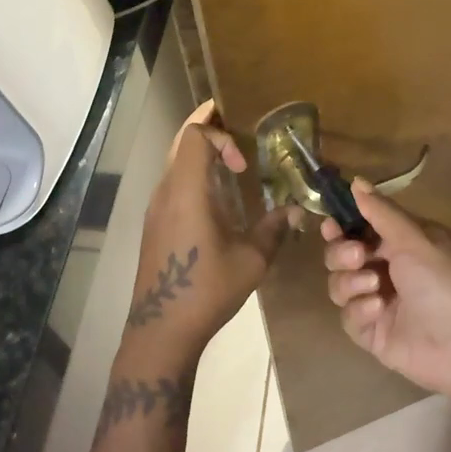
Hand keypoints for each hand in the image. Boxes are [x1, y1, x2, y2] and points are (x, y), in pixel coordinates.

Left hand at [125, 100, 299, 359]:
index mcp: (186, 192)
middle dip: (206, 127)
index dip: (220, 137)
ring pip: (175, 163)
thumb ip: (274, 230)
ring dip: (200, 154)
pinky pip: (173, 183)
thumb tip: (295, 211)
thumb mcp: (251, 261)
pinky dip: (193, 174)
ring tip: (230, 162)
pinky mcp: (155, 225)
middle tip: (233, 122)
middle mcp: (166, 192)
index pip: (194, 136)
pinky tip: (216, 197)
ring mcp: (156, 208)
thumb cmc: (207, 290)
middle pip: (181, 142)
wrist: (161, 329)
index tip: (242, 165)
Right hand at [321, 179, 450, 401]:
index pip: (362, 226)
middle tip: (357, 256)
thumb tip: (356, 180)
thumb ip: (381, 212)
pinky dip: (358, 309)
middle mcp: (389, 269)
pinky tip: (377, 310)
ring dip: (350, 281)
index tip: (331, 224)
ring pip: (340, 284)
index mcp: (403, 243)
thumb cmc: (445, 283)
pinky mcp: (373, 333)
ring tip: (374, 286)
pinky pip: (348, 316)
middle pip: (342, 254)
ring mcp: (380, 302)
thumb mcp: (415, 240)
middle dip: (341, 252)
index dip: (343, 224)